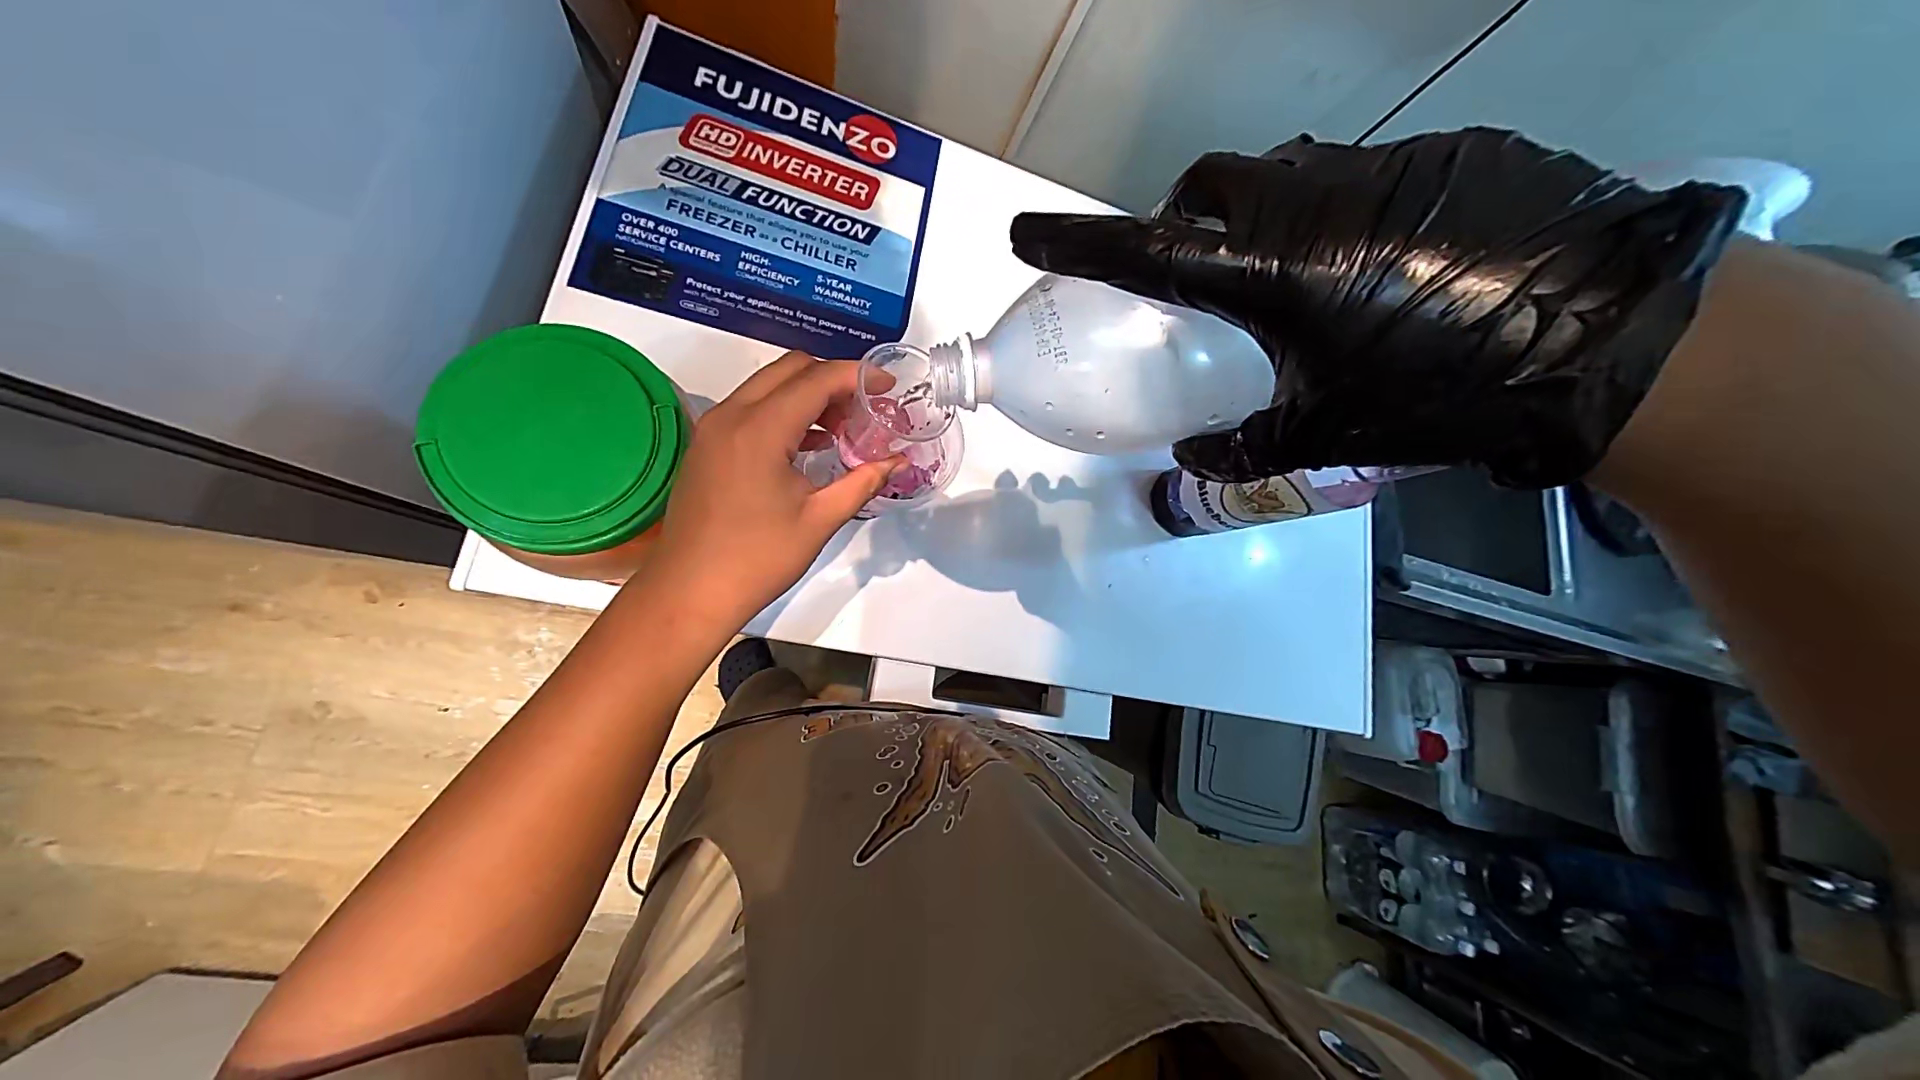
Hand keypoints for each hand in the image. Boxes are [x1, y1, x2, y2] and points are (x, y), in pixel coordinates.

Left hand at [643, 352, 899, 625]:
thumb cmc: (756, 559)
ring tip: (842, 430)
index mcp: (760, 430)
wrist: (690, 591)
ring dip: (807, 394)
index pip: (817, 379)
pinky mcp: (706, 444)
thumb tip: (898, 462)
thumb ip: (863, 482)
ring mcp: (713, 428)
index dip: (857, 375)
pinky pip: (750, 407)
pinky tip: (809, 446)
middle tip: (865, 408)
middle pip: (790, 369)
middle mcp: (731, 415)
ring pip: (768, 385)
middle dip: (832, 378)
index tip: (888, 385)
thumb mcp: (819, 520)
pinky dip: (784, 411)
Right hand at [1010, 129, 1746, 487]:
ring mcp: (1380, 166)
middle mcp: (1310, 200)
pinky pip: (1348, 175)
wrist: (1613, 343)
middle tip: (1188, 277)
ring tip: (1276, 275)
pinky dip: (1324, 213)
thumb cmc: (1442, 396)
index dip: (1078, 245)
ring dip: (1251, 217)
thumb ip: (1242, 448)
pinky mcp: (1442, 156)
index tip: (1026, 234)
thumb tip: (1190, 459)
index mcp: (1269, 270)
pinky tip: (1365, 263)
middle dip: (1176, 223)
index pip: (1145, 251)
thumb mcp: (1325, 435)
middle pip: (1205, 190)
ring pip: (1276, 174)